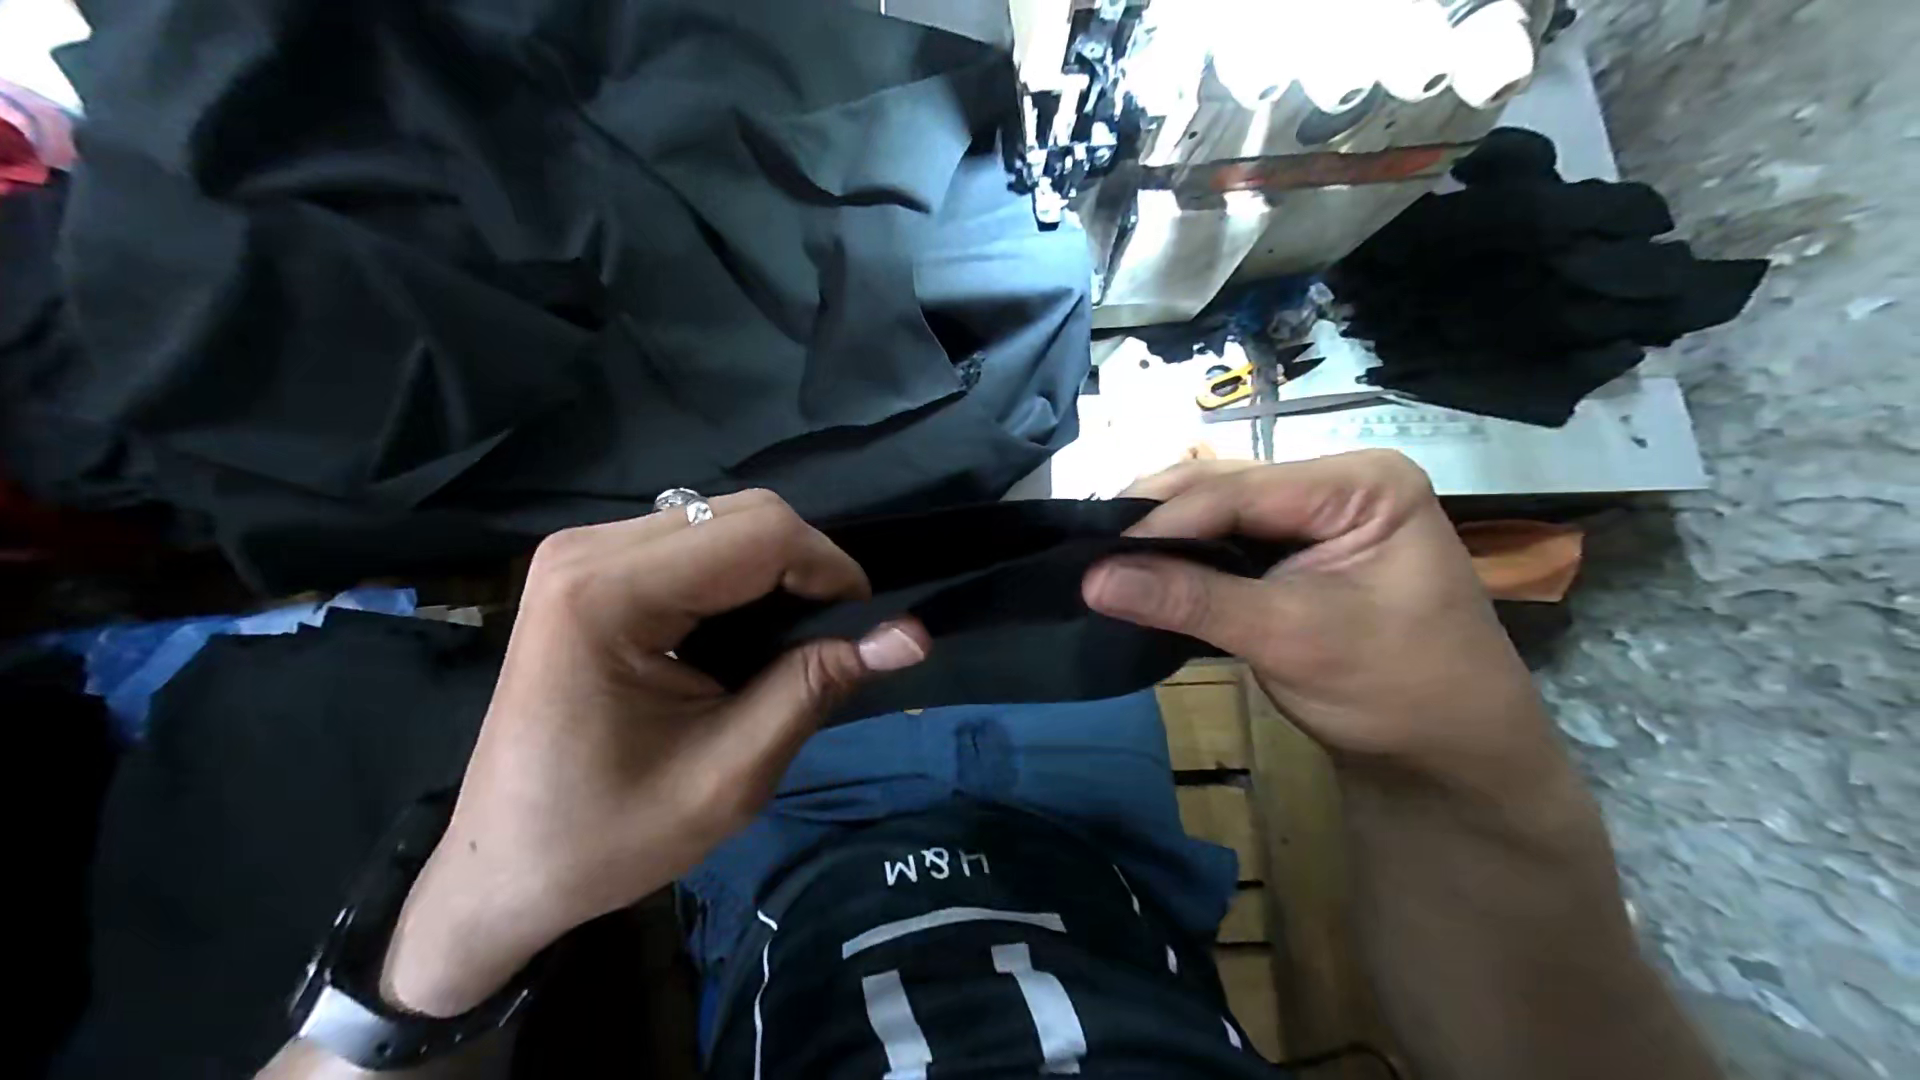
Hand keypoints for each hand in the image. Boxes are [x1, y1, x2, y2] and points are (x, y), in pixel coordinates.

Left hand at [381, 491, 929, 1016]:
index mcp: (607, 595)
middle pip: (746, 513)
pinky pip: (696, 539)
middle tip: (828, 639)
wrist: (503, 868)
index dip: (832, 570)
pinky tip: (741, 628)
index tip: (862, 628)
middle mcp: (588, 549)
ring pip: (726, 519)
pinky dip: (741, 573)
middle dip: (808, 566)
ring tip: (789, 640)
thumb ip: (817, 687)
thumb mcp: (731, 776)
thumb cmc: (608, 836)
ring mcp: (583, 551)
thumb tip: (911, 636)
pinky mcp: (590, 565)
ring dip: (777, 569)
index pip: (760, 534)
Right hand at [1083, 451, 1562, 794]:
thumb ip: (1191, 600)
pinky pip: (1223, 536)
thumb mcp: (1290, 638)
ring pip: (1215, 509)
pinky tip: (1141, 566)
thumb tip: (1092, 580)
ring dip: (1160, 534)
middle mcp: (1336, 481)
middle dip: (1154, 520)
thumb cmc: (1395, 692)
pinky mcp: (1294, 545)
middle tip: (1087, 550)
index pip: (1239, 491)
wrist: (1447, 758)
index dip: (1162, 523)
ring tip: (1102, 557)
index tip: (1095, 557)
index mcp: (1362, 483)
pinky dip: (1180, 553)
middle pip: (1222, 488)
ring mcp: (1315, 511)